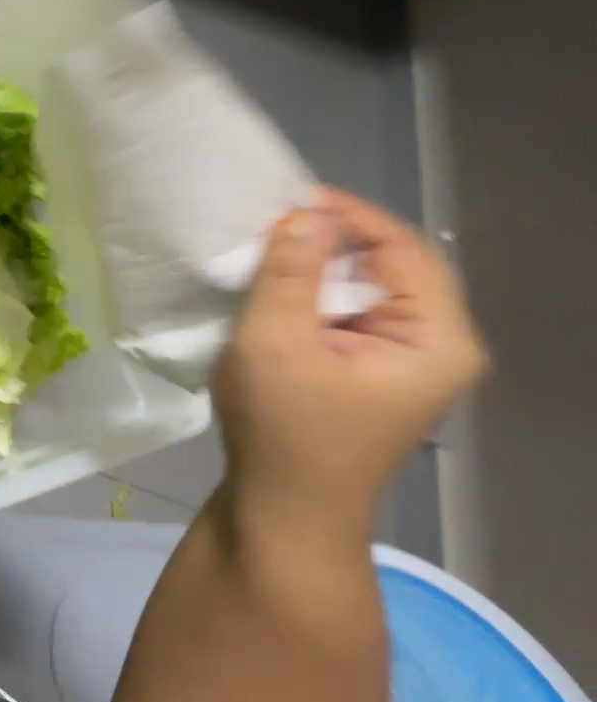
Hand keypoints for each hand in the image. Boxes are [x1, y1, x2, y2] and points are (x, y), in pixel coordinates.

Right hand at [215, 188, 485, 534]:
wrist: (282, 505)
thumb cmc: (283, 425)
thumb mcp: (274, 341)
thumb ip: (289, 274)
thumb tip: (301, 214)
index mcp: (436, 339)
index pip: (404, 251)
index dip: (348, 216)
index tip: (286, 196)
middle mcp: (436, 346)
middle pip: (391, 268)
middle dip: (331, 239)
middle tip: (269, 222)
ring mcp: (405, 362)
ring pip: (367, 291)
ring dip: (317, 267)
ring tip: (264, 250)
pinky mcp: (372, 374)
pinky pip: (349, 315)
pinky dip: (312, 295)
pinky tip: (272, 292)